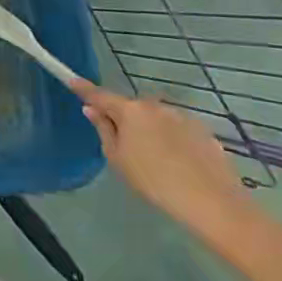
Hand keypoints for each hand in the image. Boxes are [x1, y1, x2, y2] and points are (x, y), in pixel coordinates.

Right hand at [65, 75, 253, 234]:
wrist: (210, 200)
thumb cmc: (153, 181)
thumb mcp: (118, 159)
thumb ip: (103, 130)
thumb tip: (92, 110)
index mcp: (130, 111)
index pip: (100, 95)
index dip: (84, 89)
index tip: (71, 80)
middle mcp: (155, 105)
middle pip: (131, 108)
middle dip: (124, 120)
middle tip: (125, 149)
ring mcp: (181, 115)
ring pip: (155, 119)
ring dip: (150, 131)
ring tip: (157, 163)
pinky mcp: (201, 128)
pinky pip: (176, 129)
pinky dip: (171, 140)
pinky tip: (178, 165)